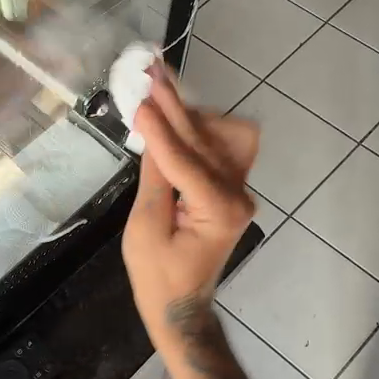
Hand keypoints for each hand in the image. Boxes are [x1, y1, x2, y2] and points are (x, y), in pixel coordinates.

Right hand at [121, 63, 259, 376]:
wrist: (179, 306)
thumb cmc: (157, 276)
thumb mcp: (144, 228)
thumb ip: (154, 177)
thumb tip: (151, 130)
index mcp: (219, 210)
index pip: (185, 157)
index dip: (160, 127)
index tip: (141, 96)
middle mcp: (237, 195)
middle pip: (205, 139)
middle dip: (175, 106)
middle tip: (151, 72)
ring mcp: (238, 191)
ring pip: (220, 135)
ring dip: (188, 113)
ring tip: (156, 88)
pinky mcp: (229, 189)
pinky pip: (219, 147)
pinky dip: (196, 128)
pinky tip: (171, 117)